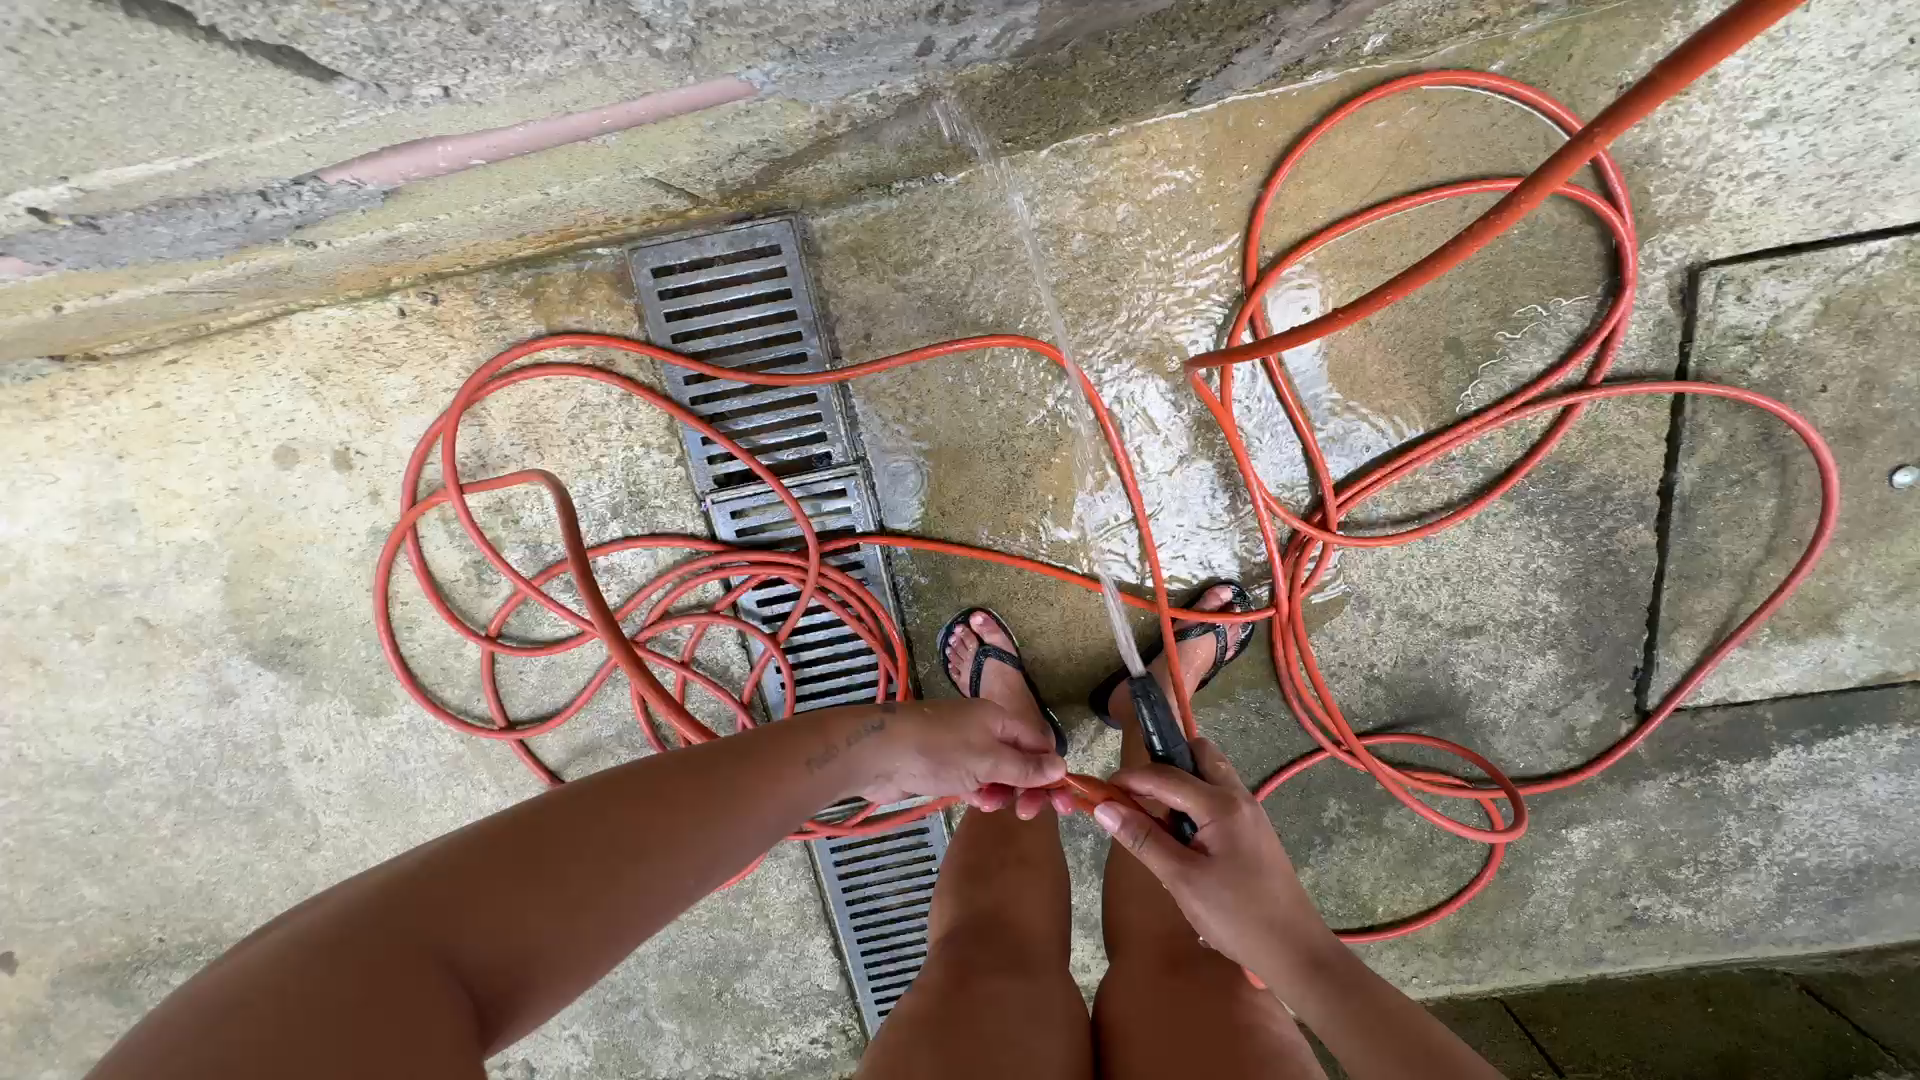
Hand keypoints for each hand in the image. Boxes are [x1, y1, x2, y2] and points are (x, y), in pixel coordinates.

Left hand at [830, 699, 1066, 809]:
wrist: (878, 752)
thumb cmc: (938, 750)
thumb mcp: (988, 760)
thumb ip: (1025, 767)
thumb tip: (1062, 766)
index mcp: (999, 718)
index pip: (1038, 743)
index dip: (1051, 770)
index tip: (1058, 803)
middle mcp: (984, 729)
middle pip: (1019, 759)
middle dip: (1028, 786)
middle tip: (1027, 813)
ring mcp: (963, 747)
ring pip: (997, 773)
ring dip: (1002, 792)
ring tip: (991, 806)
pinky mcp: (945, 766)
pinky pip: (974, 780)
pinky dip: (980, 793)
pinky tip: (977, 804)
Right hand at [1092, 738, 1337, 976]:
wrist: (1296, 951)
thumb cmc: (1237, 916)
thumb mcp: (1181, 879)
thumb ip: (1143, 839)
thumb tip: (1104, 807)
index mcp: (1221, 805)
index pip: (1166, 775)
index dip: (1130, 778)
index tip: (1103, 788)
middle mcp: (1238, 797)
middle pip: (1198, 753)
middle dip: (1164, 761)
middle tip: (1138, 792)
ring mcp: (1250, 812)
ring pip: (1210, 773)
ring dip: (1181, 781)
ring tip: (1158, 817)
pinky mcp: (1253, 829)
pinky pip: (1219, 795)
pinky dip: (1196, 799)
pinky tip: (1182, 835)